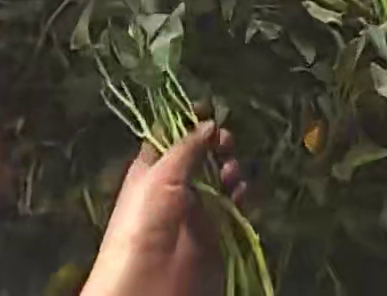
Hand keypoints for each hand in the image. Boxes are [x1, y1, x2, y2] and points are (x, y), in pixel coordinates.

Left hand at [81, 121, 245, 295]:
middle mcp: (176, 184)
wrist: (149, 287)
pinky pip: (234, 208)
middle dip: (215, 143)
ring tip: (232, 168)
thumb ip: (187, 148)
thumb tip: (209, 123)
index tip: (210, 108)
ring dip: (229, 168)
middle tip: (226, 140)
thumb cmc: (144, 220)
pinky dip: (242, 196)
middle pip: (201, 155)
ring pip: (220, 178)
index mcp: (153, 166)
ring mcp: (197, 210)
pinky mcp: (217, 235)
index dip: (190, 120)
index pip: (173, 134)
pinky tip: (242, 190)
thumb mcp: (161, 175)